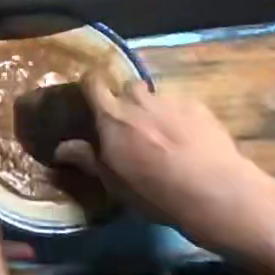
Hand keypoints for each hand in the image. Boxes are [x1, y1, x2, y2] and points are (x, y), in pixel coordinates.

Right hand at [56, 79, 274, 253]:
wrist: (213, 191)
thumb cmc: (153, 191)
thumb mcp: (113, 182)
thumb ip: (87, 159)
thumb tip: (60, 148)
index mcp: (111, 115)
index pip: (92, 83)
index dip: (90, 87)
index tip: (91, 99)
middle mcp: (138, 100)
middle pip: (127, 88)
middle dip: (126, 102)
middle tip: (131, 127)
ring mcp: (170, 100)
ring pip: (155, 97)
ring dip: (154, 110)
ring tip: (163, 135)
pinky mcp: (199, 107)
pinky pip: (181, 106)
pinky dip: (180, 118)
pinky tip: (190, 140)